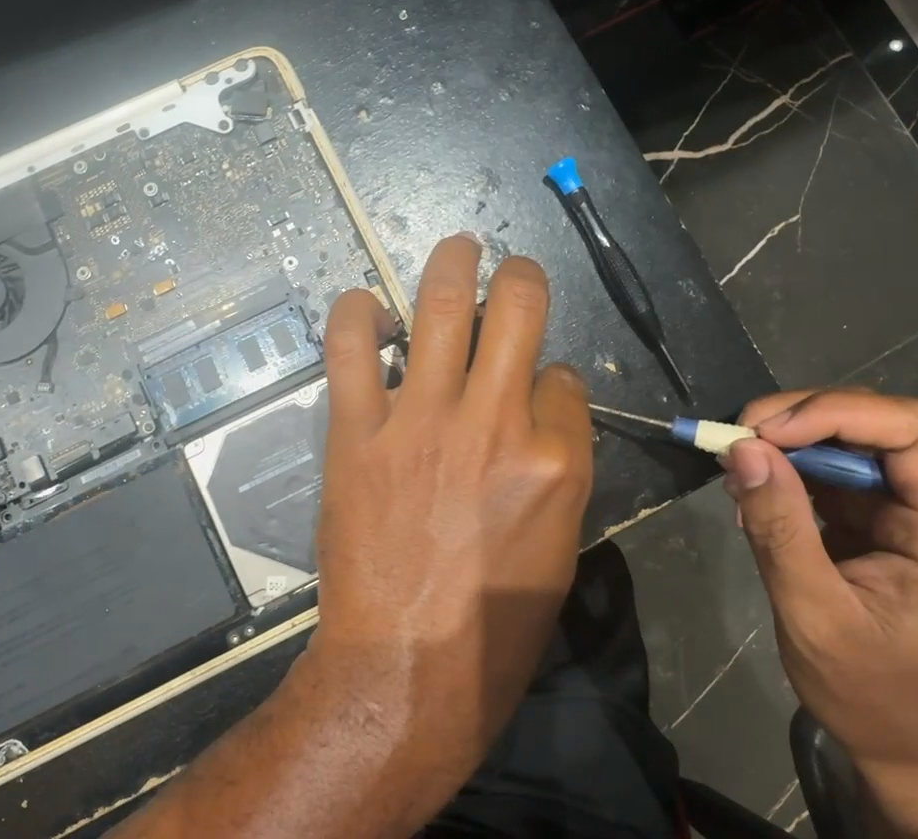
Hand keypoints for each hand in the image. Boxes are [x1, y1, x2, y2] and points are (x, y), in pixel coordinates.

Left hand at [307, 234, 594, 820]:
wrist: (406, 668)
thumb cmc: (495, 630)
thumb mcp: (559, 549)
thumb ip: (558, 471)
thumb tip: (540, 415)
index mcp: (558, 460)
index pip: (564, 378)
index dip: (550, 377)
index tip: (531, 387)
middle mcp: (495, 423)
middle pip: (519, 311)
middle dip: (521, 277)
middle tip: (510, 269)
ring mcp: (421, 420)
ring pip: (441, 308)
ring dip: (452, 265)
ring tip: (456, 248)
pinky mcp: (358, 432)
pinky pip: (354, 348)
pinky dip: (356, 314)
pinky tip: (363, 304)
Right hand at [722, 388, 917, 836]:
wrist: (907, 749)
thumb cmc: (875, 694)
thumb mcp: (816, 616)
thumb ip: (781, 530)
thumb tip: (742, 451)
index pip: (915, 430)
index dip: (841, 413)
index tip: (768, 433)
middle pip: (877, 424)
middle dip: (803, 418)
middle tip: (737, 439)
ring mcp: (901, 515)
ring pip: (847, 443)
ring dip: (787, 444)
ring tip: (735, 466)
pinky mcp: (870, 525)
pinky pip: (827, 476)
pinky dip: (784, 474)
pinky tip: (751, 495)